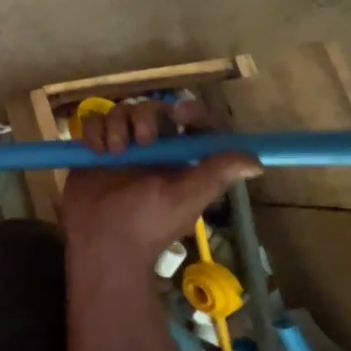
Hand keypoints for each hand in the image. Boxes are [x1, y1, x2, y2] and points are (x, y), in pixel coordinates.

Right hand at [61, 100, 259, 262]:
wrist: (101, 239)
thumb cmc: (147, 223)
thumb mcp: (184, 199)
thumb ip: (214, 175)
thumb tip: (257, 161)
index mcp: (179, 161)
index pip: (191, 125)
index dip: (189, 112)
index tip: (179, 111)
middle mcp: (151, 150)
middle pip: (151, 110)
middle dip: (144, 117)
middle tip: (142, 141)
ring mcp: (121, 148)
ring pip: (120, 112)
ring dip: (116, 125)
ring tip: (113, 151)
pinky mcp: (94, 148)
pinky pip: (94, 122)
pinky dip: (94, 131)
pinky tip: (96, 151)